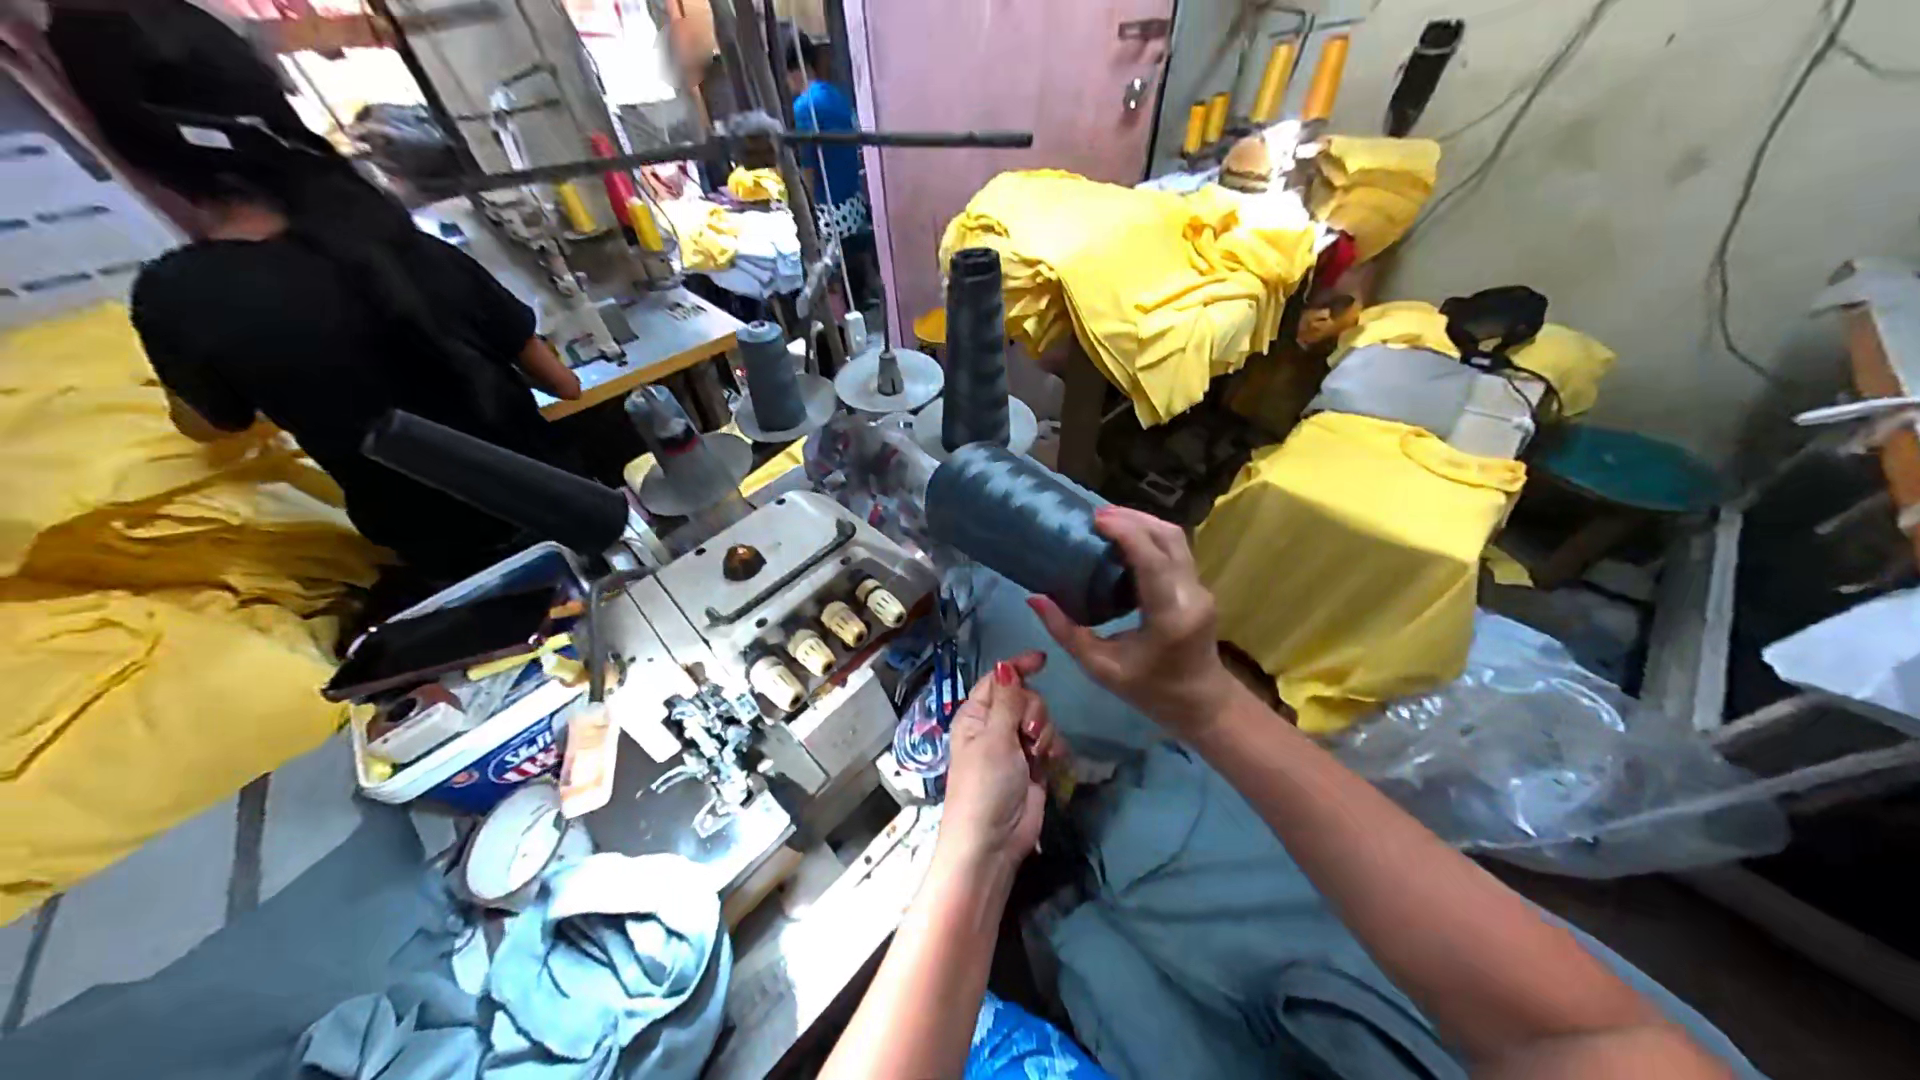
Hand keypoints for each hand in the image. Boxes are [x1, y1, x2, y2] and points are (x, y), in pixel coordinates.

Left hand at [939, 651, 1064, 873]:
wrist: (993, 842)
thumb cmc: (986, 786)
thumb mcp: (994, 738)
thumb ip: (1007, 700)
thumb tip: (1005, 664)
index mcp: (975, 715)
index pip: (998, 679)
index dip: (1018, 667)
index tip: (1043, 660)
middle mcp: (994, 726)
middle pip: (1025, 697)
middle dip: (1033, 711)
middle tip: (1028, 734)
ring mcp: (1014, 746)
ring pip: (1041, 720)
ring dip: (1044, 733)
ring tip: (1035, 756)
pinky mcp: (1033, 765)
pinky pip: (1050, 743)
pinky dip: (1053, 750)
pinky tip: (1048, 765)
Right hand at [1029, 506, 1238, 738]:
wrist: (1201, 703)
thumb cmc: (1150, 690)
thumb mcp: (1100, 667)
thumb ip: (1066, 631)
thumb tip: (1035, 599)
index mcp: (1169, 616)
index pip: (1152, 560)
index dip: (1126, 531)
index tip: (1095, 519)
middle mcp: (1191, 595)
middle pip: (1169, 538)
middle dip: (1133, 518)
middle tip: (1096, 516)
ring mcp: (1200, 589)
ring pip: (1176, 539)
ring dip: (1143, 523)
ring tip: (1108, 522)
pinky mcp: (1198, 587)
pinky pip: (1176, 551)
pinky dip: (1150, 537)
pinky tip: (1125, 541)